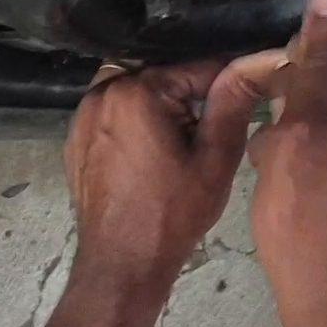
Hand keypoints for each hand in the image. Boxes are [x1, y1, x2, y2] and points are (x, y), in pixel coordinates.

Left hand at [63, 60, 259, 294]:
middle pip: (160, 75)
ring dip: (159, 106)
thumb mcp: (215, 159)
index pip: (196, 67)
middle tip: (207, 130)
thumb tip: (251, 64)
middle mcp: (101, 93)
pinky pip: (111, 114)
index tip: (247, 97)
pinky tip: (150, 154)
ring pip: (133, 91)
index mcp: (136, 91)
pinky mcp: (75, 139)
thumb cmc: (171, 215)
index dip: (227, 83)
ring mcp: (82, 116)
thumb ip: (233, 103)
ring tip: (179, 142)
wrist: (121, 262)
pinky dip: (132, 122)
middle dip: (188, 95)